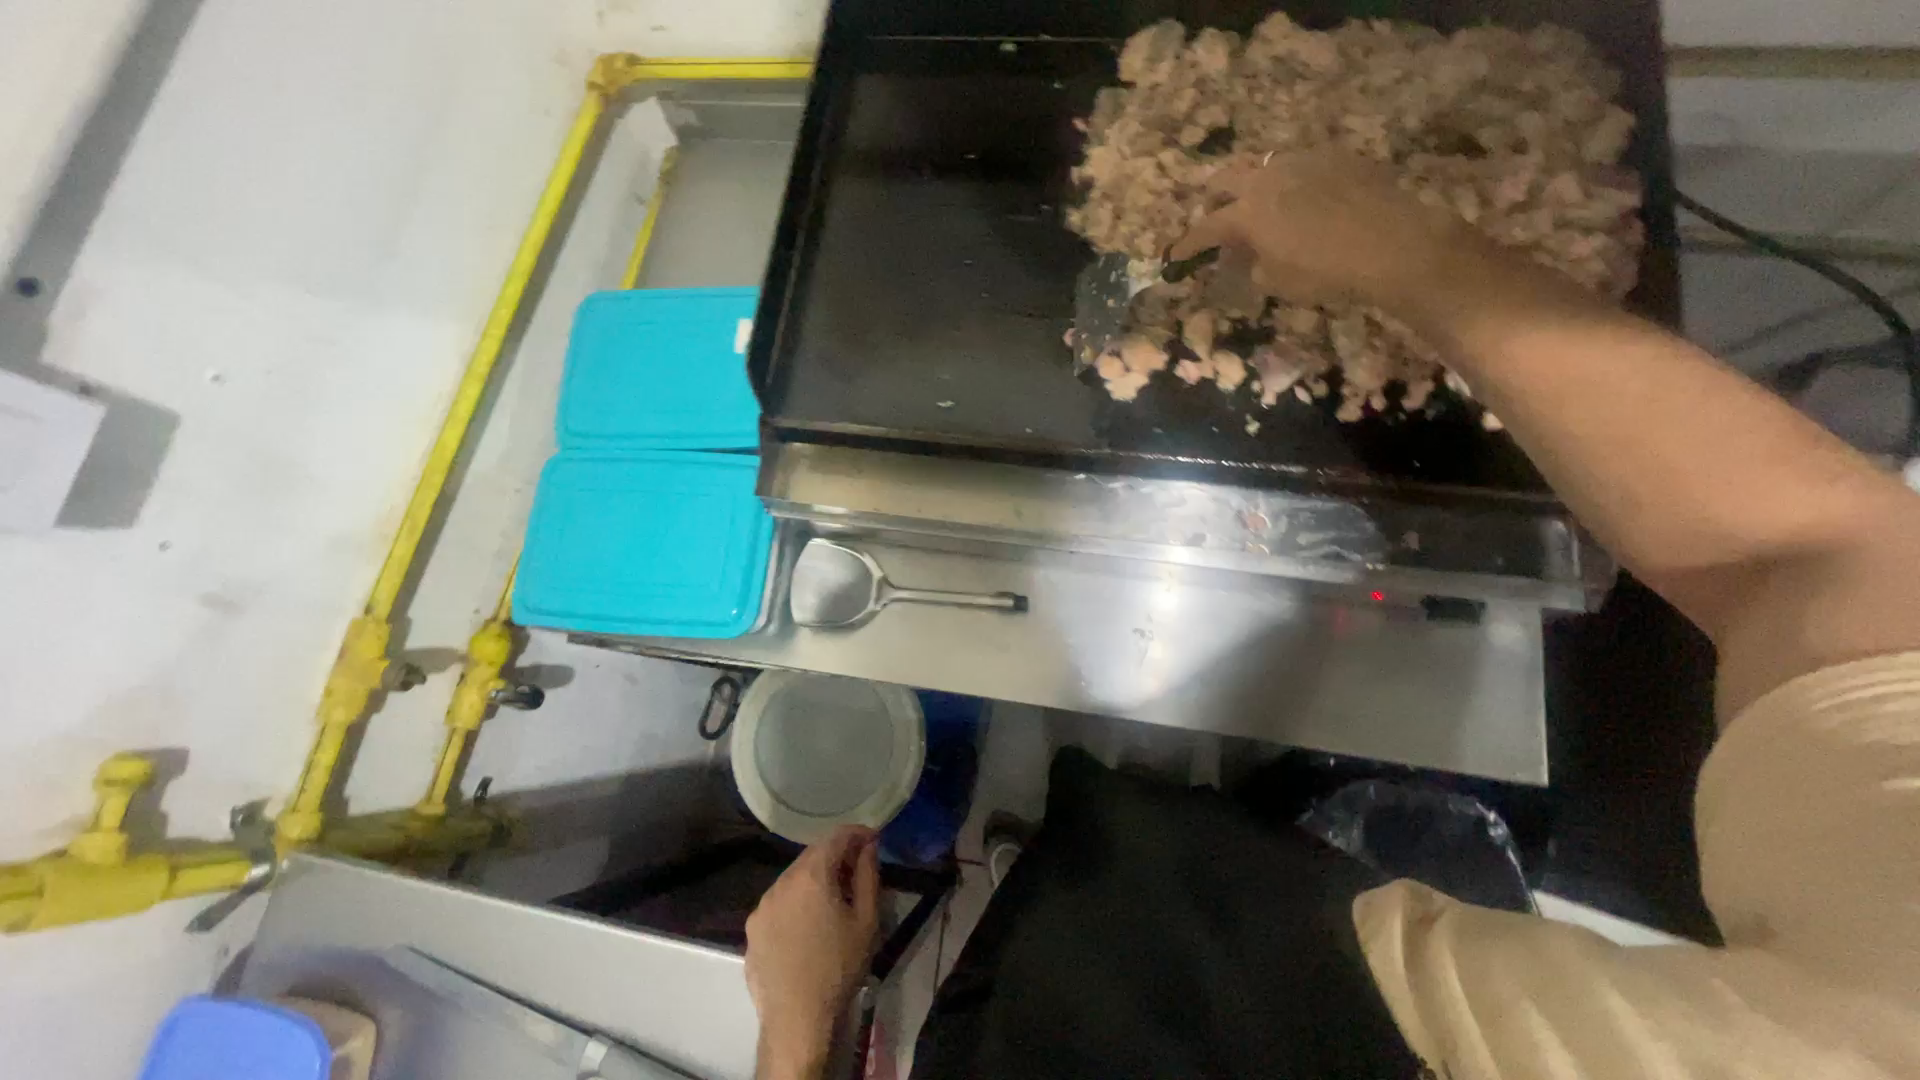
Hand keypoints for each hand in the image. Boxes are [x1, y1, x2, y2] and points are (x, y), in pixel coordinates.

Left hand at [745, 826, 881, 1079]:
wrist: (797, 1018)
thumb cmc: (839, 967)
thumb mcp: (866, 919)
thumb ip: (868, 875)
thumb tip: (868, 846)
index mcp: (811, 875)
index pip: (835, 837)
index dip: (857, 833)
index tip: (872, 839)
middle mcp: (781, 882)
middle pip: (811, 856)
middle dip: (835, 856)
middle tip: (857, 870)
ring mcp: (762, 906)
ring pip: (793, 879)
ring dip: (814, 879)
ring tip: (833, 900)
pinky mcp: (752, 929)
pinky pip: (778, 903)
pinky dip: (796, 902)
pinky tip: (808, 925)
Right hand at [1171, 149, 1481, 310]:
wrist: (1392, 243)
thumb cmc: (1325, 271)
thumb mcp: (1279, 281)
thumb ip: (1255, 265)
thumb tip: (1253, 257)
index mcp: (1246, 212)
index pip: (1205, 228)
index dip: (1188, 243)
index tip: (1175, 255)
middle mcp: (1267, 178)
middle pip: (1226, 179)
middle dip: (1214, 197)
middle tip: (1215, 212)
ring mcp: (1303, 160)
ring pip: (1265, 163)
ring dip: (1254, 182)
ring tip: (1262, 200)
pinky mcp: (1337, 156)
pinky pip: (1303, 163)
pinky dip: (1292, 180)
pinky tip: (1306, 197)